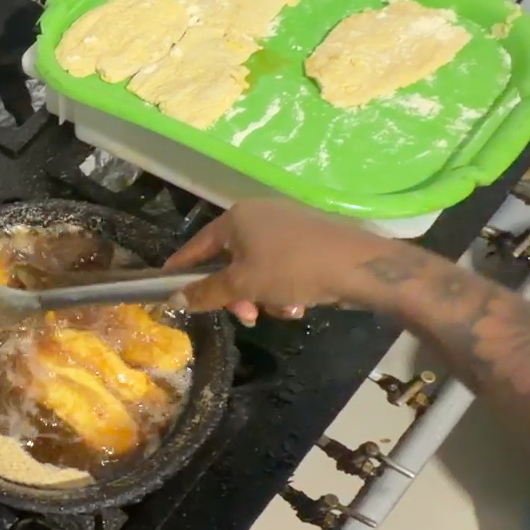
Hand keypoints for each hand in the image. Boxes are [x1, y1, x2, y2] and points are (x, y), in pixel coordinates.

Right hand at [159, 200, 393, 325]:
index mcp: (236, 217)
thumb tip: (173, 300)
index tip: (166, 288)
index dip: (181, 269)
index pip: (196, 246)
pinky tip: (297, 304)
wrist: (363, 267)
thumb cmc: (292, 269)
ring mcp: (287, 225)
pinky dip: (283, 288)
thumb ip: (205, 293)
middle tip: (244, 315)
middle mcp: (259, 215)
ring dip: (260, 295)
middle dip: (234, 293)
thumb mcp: (242, 286)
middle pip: (229, 261)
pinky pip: (281, 267)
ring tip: (279, 312)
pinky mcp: (310, 240)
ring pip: (256, 269)